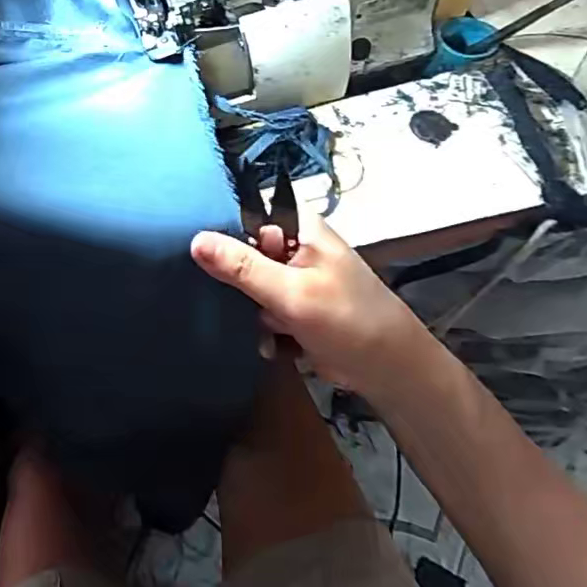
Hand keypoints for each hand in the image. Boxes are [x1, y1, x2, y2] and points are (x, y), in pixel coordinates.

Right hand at [191, 213, 433, 398]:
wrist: (390, 371)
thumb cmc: (348, 320)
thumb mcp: (291, 293)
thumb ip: (242, 267)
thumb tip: (195, 240)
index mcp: (298, 226)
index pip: (247, 214)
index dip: (225, 235)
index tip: (206, 260)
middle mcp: (294, 245)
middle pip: (243, 252)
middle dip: (240, 283)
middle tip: (248, 304)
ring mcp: (294, 277)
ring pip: (248, 285)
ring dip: (254, 312)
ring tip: (270, 331)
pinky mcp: (293, 306)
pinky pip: (261, 309)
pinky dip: (265, 329)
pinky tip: (274, 346)